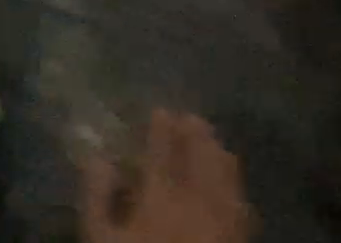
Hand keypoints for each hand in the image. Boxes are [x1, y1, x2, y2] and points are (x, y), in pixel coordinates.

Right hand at [83, 110, 252, 242]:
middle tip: (194, 117)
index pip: (163, 159)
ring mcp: (222, 233)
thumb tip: (99, 158)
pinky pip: (243, 217)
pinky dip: (238, 196)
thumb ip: (96, 195)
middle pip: (201, 169)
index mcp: (159, 203)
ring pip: (227, 190)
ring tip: (218, 144)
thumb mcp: (98, 237)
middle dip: (198, 141)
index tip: (162, 110)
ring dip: (222, 164)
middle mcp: (196, 211)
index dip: (162, 133)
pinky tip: (237, 192)